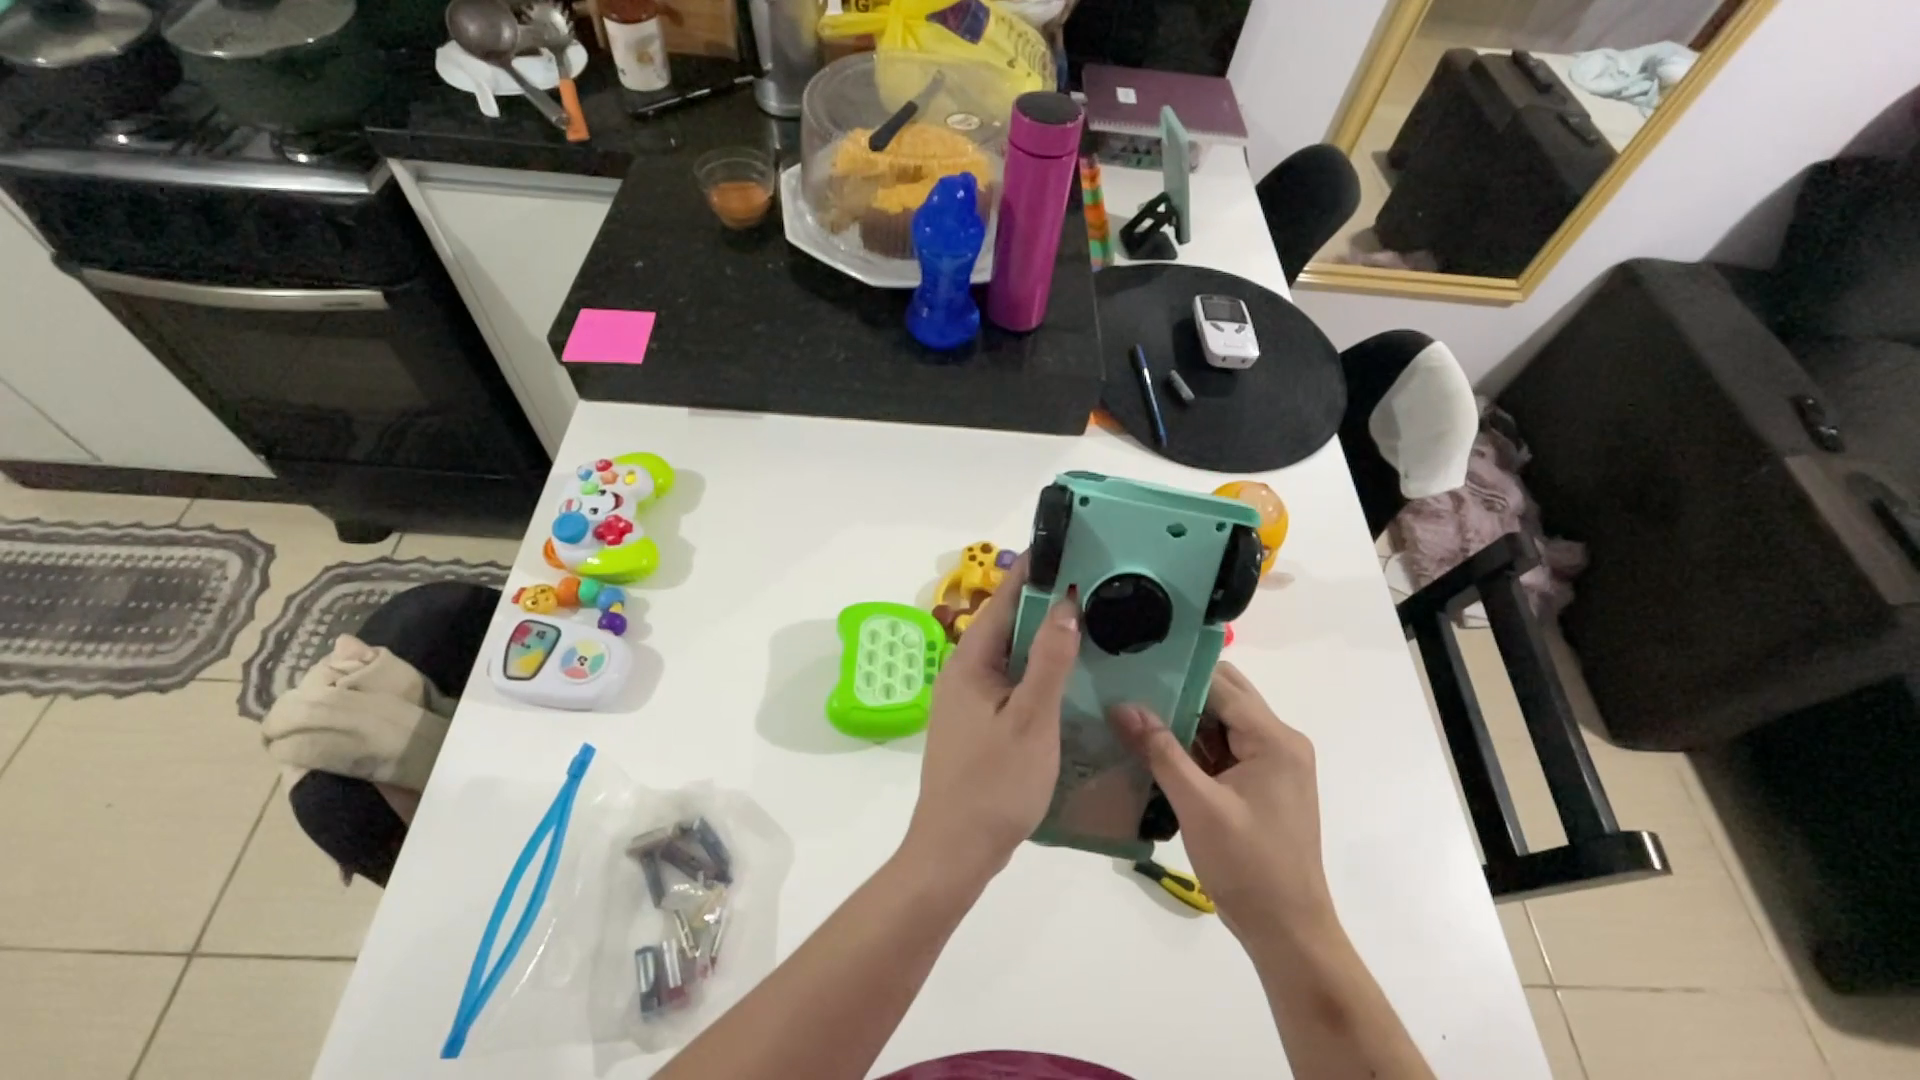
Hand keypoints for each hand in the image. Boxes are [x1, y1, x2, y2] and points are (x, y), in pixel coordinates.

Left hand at [904, 554, 1079, 883]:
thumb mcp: (1031, 719)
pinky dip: (1040, 673)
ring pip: (1013, 656)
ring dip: (1047, 640)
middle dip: (1048, 604)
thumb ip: (1050, 661)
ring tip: (1092, 623)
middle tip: (1095, 586)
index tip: (1071, 547)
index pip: (1005, 600)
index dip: (1036, 572)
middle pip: (1009, 625)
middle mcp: (964, 673)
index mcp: (970, 662)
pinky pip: (1013, 683)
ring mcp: (970, 700)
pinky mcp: (980, 724)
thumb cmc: (994, 783)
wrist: (956, 849)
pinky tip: (1071, 678)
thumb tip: (1066, 603)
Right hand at [1108, 663, 1334, 943]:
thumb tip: (1122, 706)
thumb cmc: (1248, 866)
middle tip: (1127, 685)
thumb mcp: (1198, 806)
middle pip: (1224, 698)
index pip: (1221, 686)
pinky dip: (1193, 749)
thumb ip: (1160, 751)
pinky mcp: (1261, 785)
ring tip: (1131, 711)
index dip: (1176, 674)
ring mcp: (1272, 764)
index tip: (1133, 663)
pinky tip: (1153, 749)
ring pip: (1221, 724)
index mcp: (1274, 740)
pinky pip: (1223, 751)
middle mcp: (1280, 742)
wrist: (1287, 929)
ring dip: (1182, 721)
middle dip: (1177, 692)